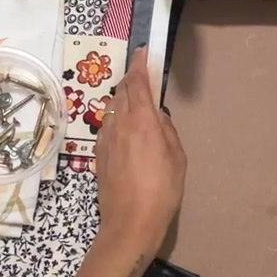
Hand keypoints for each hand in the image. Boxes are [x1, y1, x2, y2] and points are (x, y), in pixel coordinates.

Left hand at [91, 51, 185, 262]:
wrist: (130, 224)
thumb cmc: (162, 192)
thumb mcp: (177, 158)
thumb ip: (167, 131)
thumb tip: (157, 116)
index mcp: (142, 122)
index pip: (138, 83)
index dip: (140, 64)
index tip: (144, 52)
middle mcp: (119, 124)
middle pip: (122, 91)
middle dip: (132, 78)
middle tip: (144, 74)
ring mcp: (105, 139)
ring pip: (112, 108)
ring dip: (124, 98)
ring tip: (137, 102)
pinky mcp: (98, 154)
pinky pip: (107, 125)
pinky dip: (117, 117)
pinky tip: (126, 128)